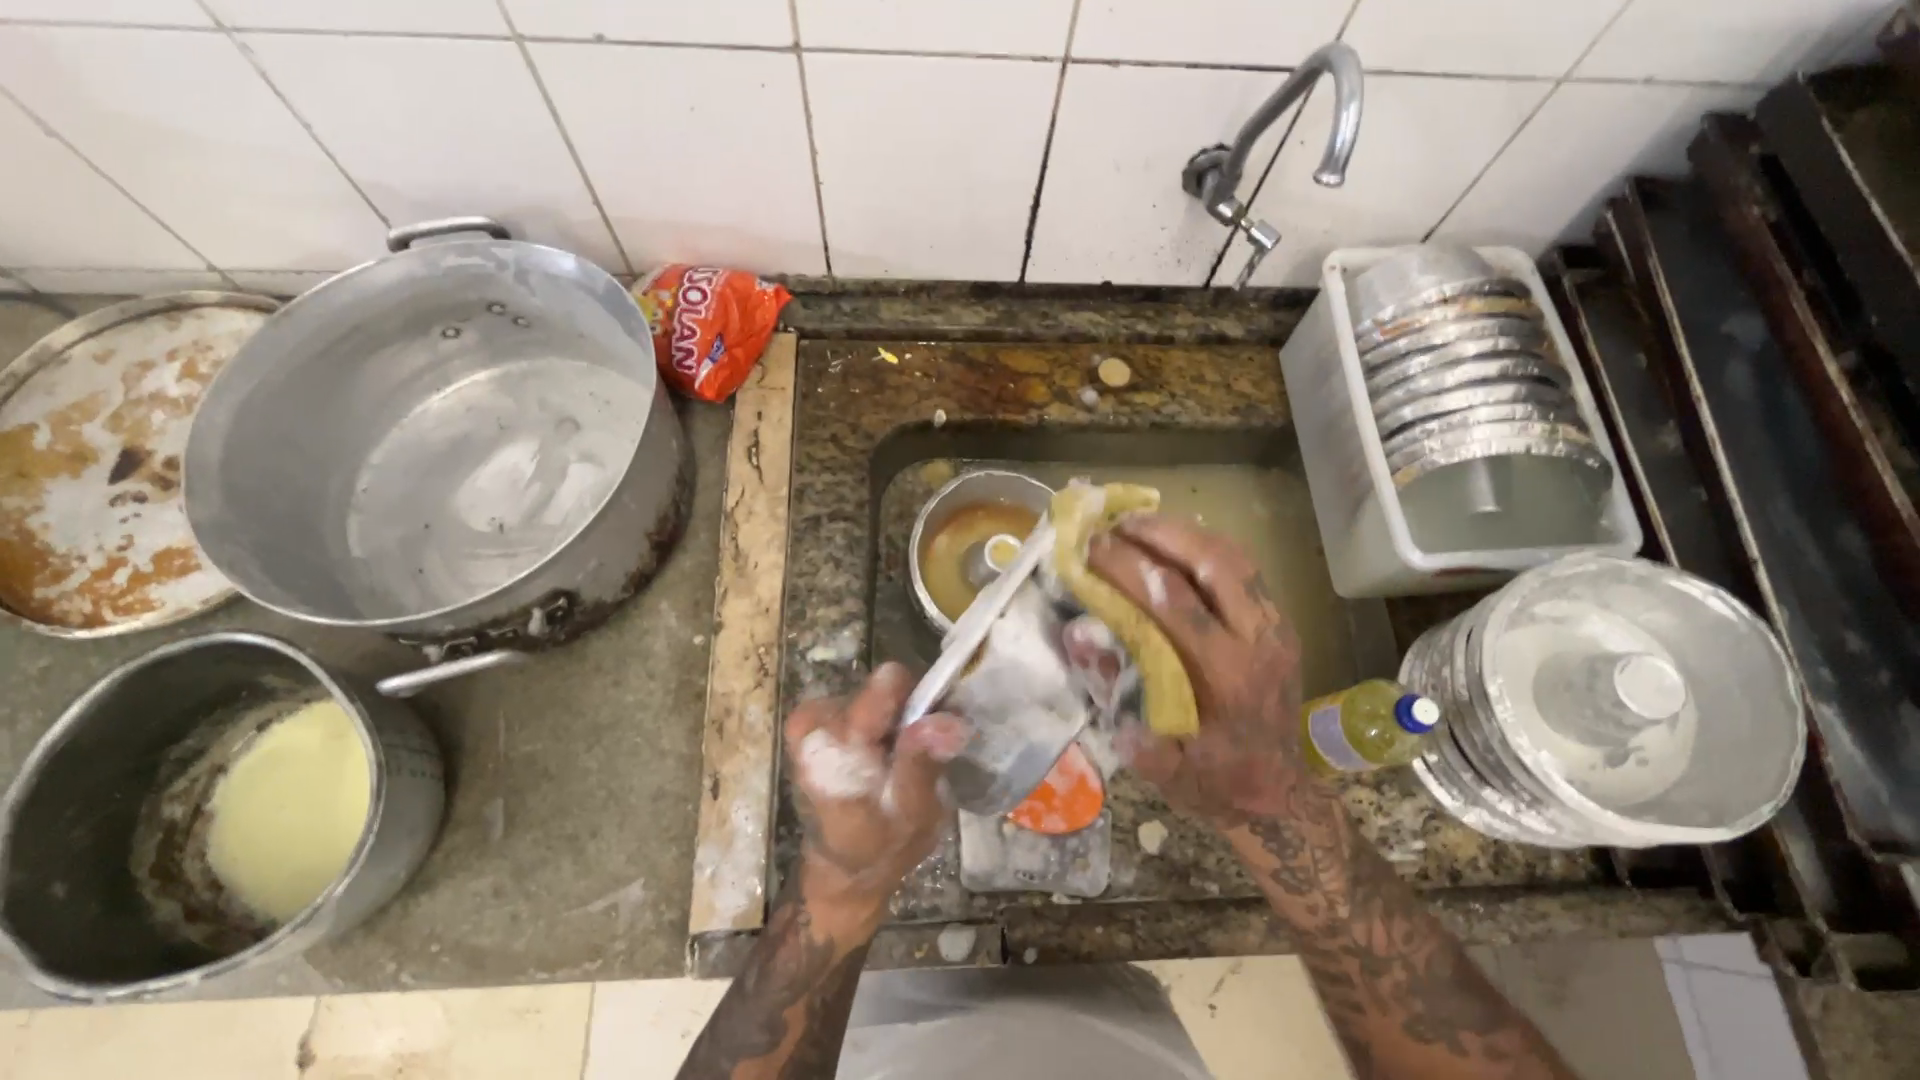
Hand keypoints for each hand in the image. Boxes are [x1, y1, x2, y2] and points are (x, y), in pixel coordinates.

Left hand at [784, 662, 969, 926]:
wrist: (844, 867)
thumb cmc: (880, 845)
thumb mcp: (912, 814)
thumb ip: (923, 763)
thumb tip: (947, 720)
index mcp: (834, 741)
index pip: (889, 684)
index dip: (922, 703)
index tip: (935, 736)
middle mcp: (814, 718)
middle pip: (885, 688)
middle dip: (908, 718)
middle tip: (914, 762)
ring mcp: (810, 717)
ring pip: (878, 695)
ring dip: (896, 725)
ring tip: (899, 765)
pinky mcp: (815, 720)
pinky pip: (865, 704)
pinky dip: (881, 728)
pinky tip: (884, 760)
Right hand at [1086, 515, 1327, 825]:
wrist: (1278, 796)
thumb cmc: (1214, 783)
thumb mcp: (1166, 766)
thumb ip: (1122, 704)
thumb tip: (1082, 641)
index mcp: (1228, 676)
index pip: (1175, 603)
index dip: (1130, 568)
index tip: (1092, 546)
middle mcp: (1259, 641)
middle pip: (1214, 563)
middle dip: (1162, 535)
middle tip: (1117, 523)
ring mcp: (1276, 629)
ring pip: (1234, 558)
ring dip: (1186, 534)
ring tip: (1141, 525)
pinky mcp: (1280, 625)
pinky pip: (1245, 570)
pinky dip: (1207, 547)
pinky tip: (1176, 543)